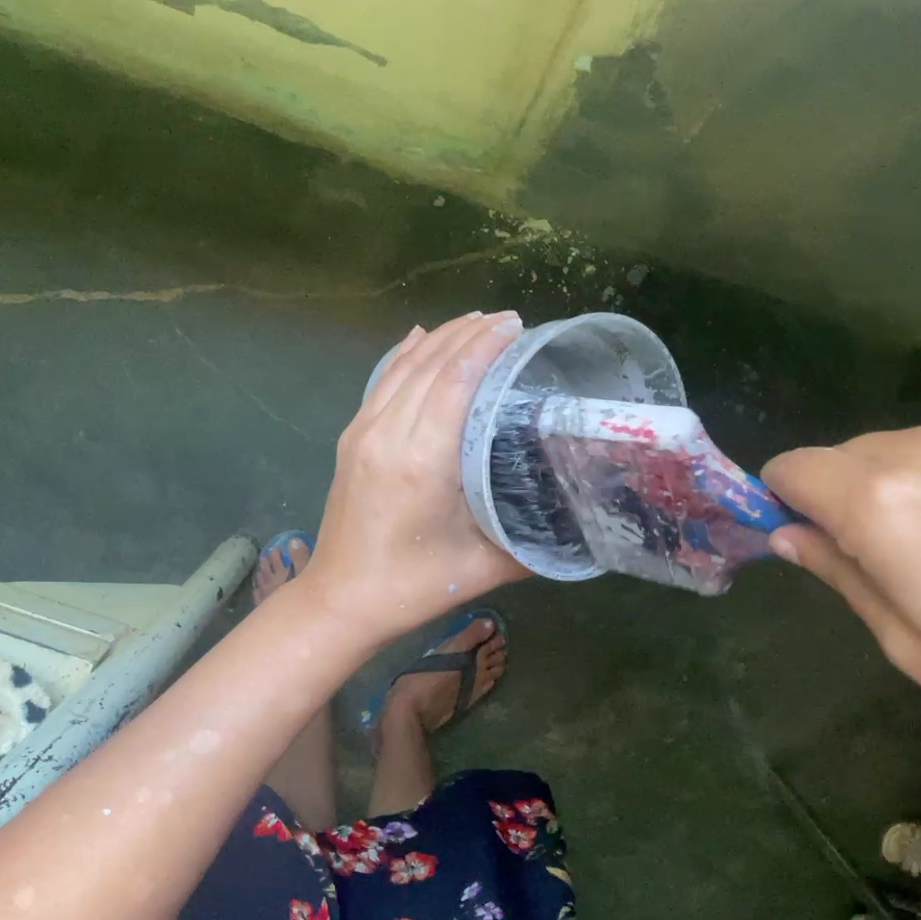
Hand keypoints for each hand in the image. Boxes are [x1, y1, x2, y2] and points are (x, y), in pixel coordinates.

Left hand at [302, 312, 532, 644]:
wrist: (340, 600)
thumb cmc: (413, 586)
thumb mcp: (484, 566)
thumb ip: (533, 537)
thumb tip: (580, 514)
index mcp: (422, 460)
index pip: (454, 380)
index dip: (484, 346)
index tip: (515, 326)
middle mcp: (388, 434)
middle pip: (429, 363)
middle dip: (468, 333)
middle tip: (508, 320)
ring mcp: (363, 431)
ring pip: (403, 367)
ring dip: (440, 338)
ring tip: (475, 321)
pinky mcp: (351, 437)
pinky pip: (381, 381)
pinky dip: (405, 354)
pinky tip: (422, 336)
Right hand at [759, 403, 920, 799]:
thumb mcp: (919, 652)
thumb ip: (841, 576)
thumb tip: (788, 535)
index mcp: (883, 501)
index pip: (791, 469)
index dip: (787, 505)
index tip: (815, 544)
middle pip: (849, 456)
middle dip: (851, 500)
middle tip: (906, 567)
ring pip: (910, 447)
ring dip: (913, 487)